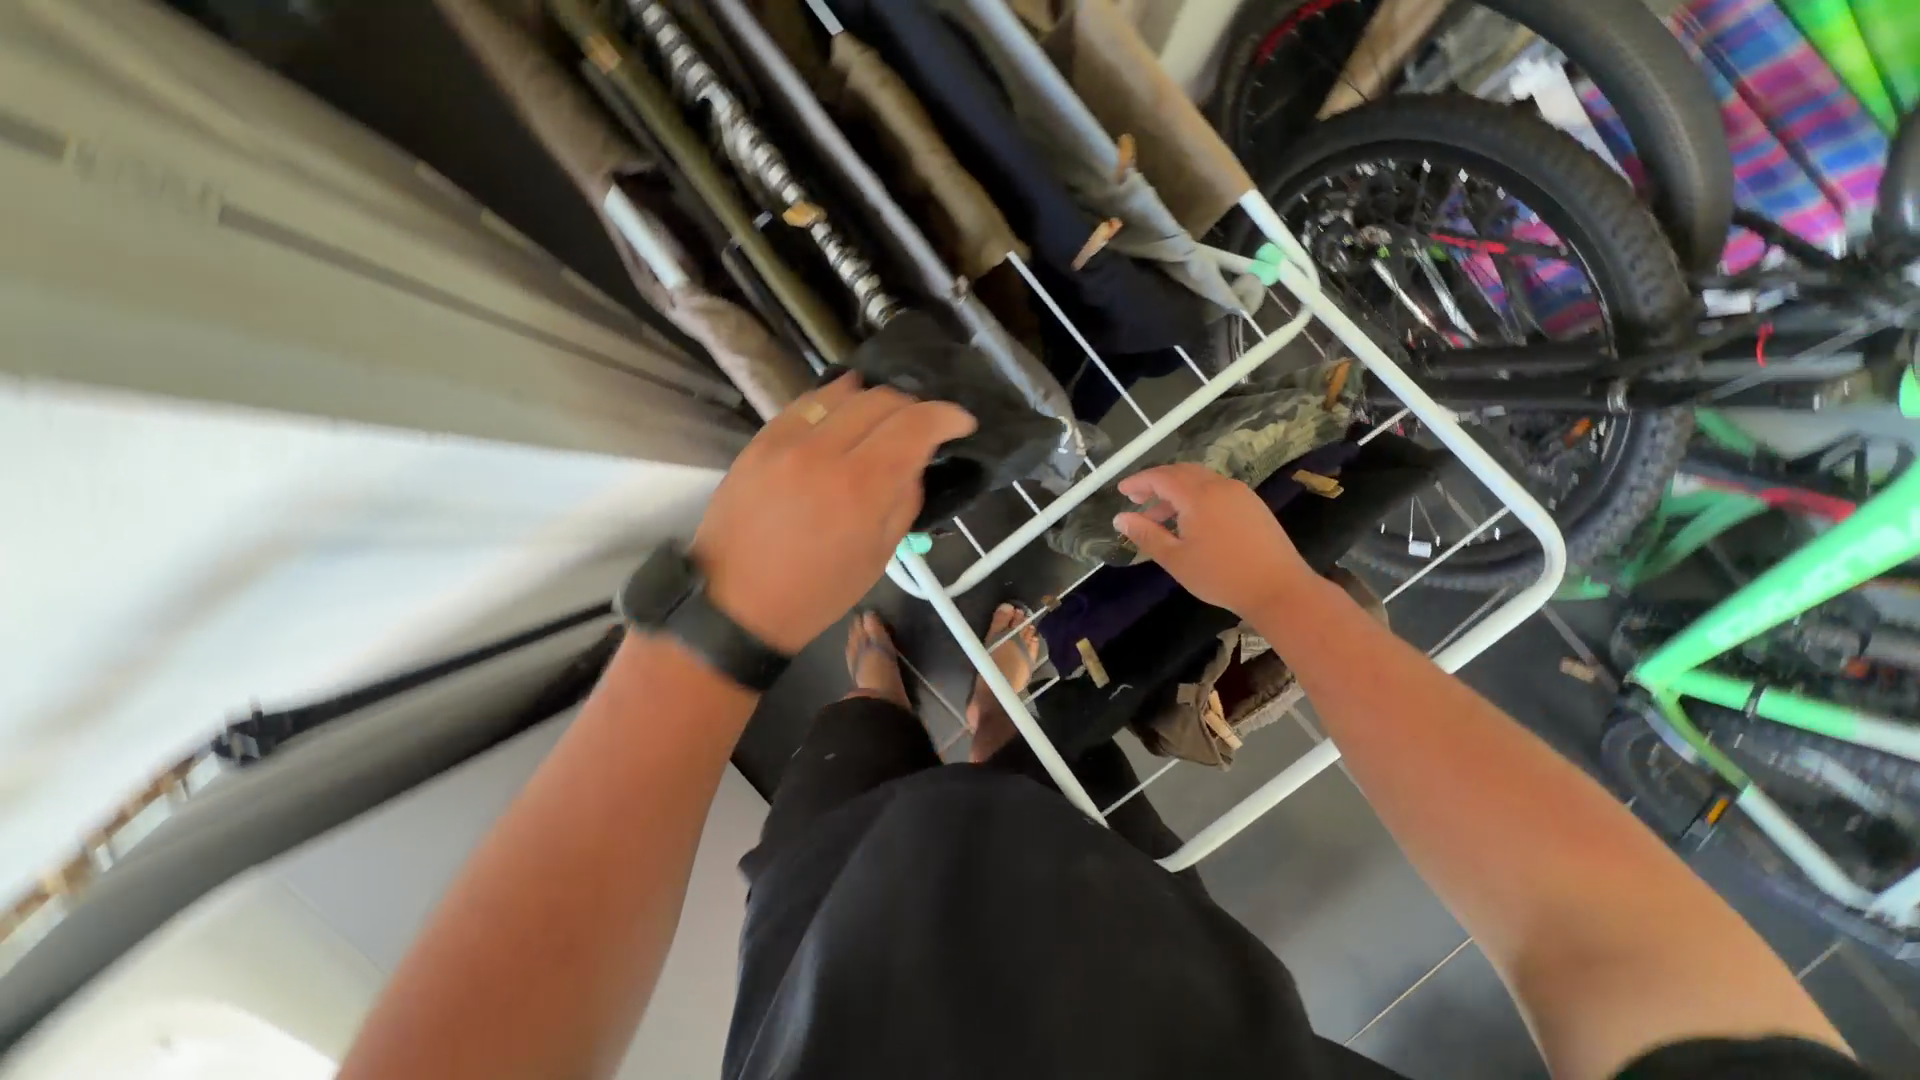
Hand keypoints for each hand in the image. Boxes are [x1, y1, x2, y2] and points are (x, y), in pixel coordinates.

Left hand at [694, 373, 975, 654]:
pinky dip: (833, 404)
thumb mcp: (879, 556)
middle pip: (882, 400)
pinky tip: (841, 418)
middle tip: (921, 427)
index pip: (916, 424)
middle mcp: (824, 452)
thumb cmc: (816, 592)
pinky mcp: (759, 441)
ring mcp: (786, 441)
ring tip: (882, 420)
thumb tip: (915, 462)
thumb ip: (904, 499)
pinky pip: (806, 404)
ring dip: (873, 401)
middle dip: (913, 408)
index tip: (960, 423)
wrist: (735, 603)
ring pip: (844, 392)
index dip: (947, 416)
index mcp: (861, 487)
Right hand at [1112, 464, 1316, 616]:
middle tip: (1137, 498)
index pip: (1161, 477)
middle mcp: (1219, 486)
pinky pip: (1217, 490)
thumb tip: (1120, 518)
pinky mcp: (1253, 505)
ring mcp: (1240, 493)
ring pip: (1201, 480)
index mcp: (1198, 495)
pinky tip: (1191, 521)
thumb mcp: (1176, 559)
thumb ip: (1146, 535)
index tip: (1121, 491)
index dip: (1139, 482)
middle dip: (1157, 482)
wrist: (1278, 588)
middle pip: (1182, 472)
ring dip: (1177, 491)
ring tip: (1160, 515)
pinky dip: (1196, 497)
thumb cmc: (1220, 576)